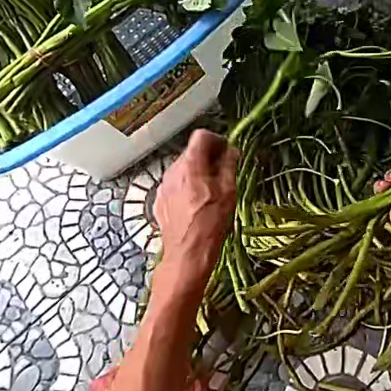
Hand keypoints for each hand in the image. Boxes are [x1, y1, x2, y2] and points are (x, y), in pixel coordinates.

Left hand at [155, 129, 238, 287]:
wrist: (187, 254)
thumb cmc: (211, 224)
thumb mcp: (228, 192)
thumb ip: (229, 166)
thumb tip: (231, 151)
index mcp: (190, 166)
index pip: (201, 136)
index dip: (217, 141)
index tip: (226, 152)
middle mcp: (172, 172)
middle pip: (191, 152)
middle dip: (208, 159)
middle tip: (223, 174)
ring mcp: (163, 186)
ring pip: (183, 169)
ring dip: (197, 174)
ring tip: (210, 192)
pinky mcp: (159, 200)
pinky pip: (175, 185)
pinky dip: (186, 187)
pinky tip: (196, 204)